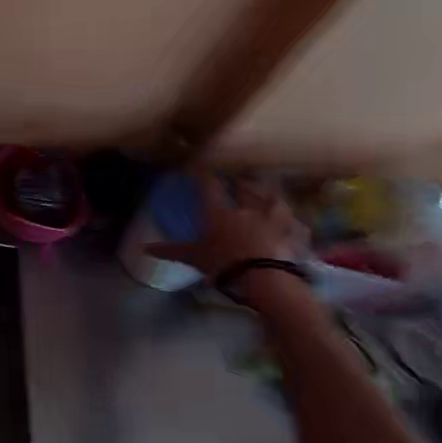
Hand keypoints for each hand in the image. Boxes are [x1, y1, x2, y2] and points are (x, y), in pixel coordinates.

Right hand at [145, 172, 309, 305]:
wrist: (266, 280)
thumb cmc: (224, 265)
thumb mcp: (194, 259)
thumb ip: (171, 251)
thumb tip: (143, 248)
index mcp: (220, 213)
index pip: (209, 187)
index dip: (204, 173)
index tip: (200, 162)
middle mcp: (247, 209)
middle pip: (246, 187)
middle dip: (243, 179)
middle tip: (241, 175)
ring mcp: (274, 220)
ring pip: (275, 200)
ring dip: (273, 195)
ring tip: (271, 193)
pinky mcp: (295, 235)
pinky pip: (298, 225)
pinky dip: (297, 223)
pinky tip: (297, 223)